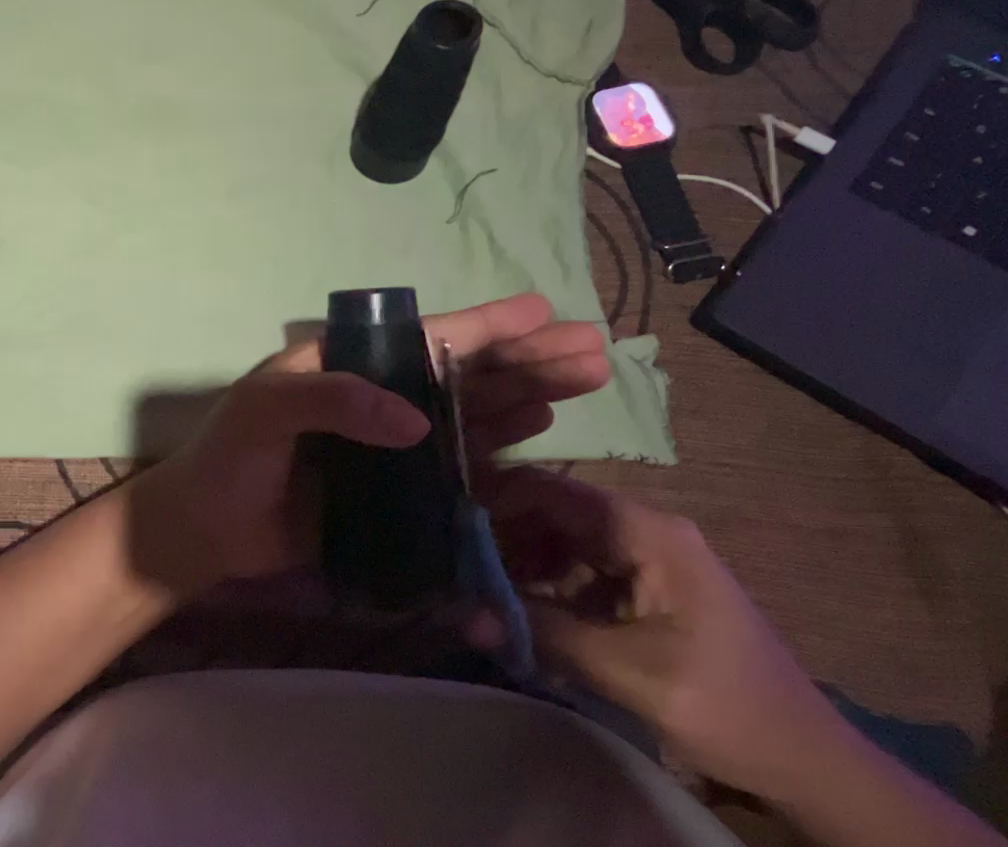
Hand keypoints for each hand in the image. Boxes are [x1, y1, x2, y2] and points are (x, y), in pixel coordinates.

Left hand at [127, 293, 611, 596]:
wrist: (206, 527)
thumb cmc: (228, 457)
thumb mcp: (265, 409)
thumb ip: (332, 401)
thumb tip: (419, 423)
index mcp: (342, 366)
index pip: (422, 339)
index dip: (483, 325)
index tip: (543, 309)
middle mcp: (372, 399)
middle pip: (459, 374)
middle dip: (524, 359)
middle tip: (593, 351)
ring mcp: (386, 447)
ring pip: (468, 415)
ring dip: (523, 397)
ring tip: (582, 384)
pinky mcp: (392, 493)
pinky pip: (457, 468)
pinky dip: (497, 449)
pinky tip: (537, 434)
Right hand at [482, 466, 849, 796]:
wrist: (807, 762)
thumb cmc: (726, 706)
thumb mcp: (627, 670)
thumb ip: (542, 632)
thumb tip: (461, 610)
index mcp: (648, 532)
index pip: (551, 489)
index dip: (493, 498)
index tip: (443, 525)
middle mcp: (644, 530)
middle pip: (550, 512)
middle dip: (500, 538)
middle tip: (454, 570)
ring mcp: (645, 558)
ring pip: (558, 540)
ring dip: (518, 565)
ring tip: (482, 596)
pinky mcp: (642, 587)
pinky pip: (575, 569)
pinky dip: (543, 587)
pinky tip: (522, 617)